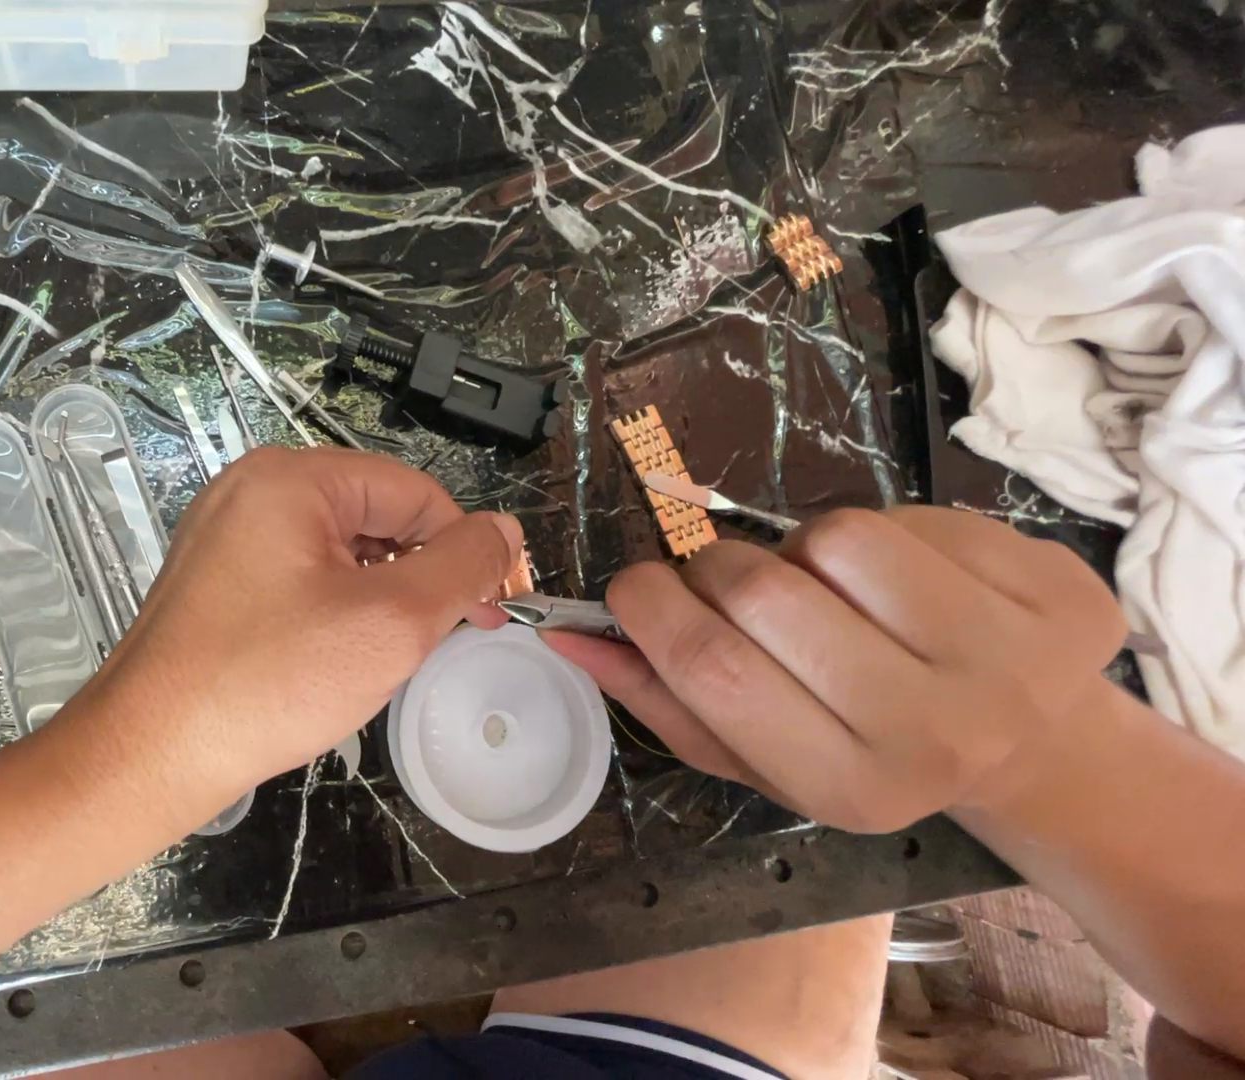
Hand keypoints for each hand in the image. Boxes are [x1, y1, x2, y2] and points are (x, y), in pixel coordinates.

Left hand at [61, 447, 523, 830]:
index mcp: (291, 478)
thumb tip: (503, 531)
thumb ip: (461, 566)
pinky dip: (334, 603)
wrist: (150, 752)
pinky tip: (338, 650)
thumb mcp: (390, 621)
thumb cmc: (270, 682)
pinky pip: (298, 570)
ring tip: (386, 650)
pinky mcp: (214, 573)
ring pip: (337, 546)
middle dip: (417, 573)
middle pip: (373, 514)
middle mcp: (252, 488)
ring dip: (378, 592)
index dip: (463, 546)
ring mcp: (226, 530)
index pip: (413, 491)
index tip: (492, 605)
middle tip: (441, 636)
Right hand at [545, 507, 1128, 831]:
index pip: (710, 666)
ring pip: (832, 537)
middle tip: (724, 589)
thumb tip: (564, 632)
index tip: (633, 588)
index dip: (648, 607)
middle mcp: (933, 732)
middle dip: (712, 571)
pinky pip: (909, 516)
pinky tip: (891, 580)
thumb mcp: (745, 751)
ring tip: (818, 588)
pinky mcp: (1059, 594)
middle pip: (760, 592)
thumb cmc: (855, 754)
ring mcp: (1013, 660)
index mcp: (842, 782)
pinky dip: (869, 534)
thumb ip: (655, 694)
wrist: (1028, 752)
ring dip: (795, 550)